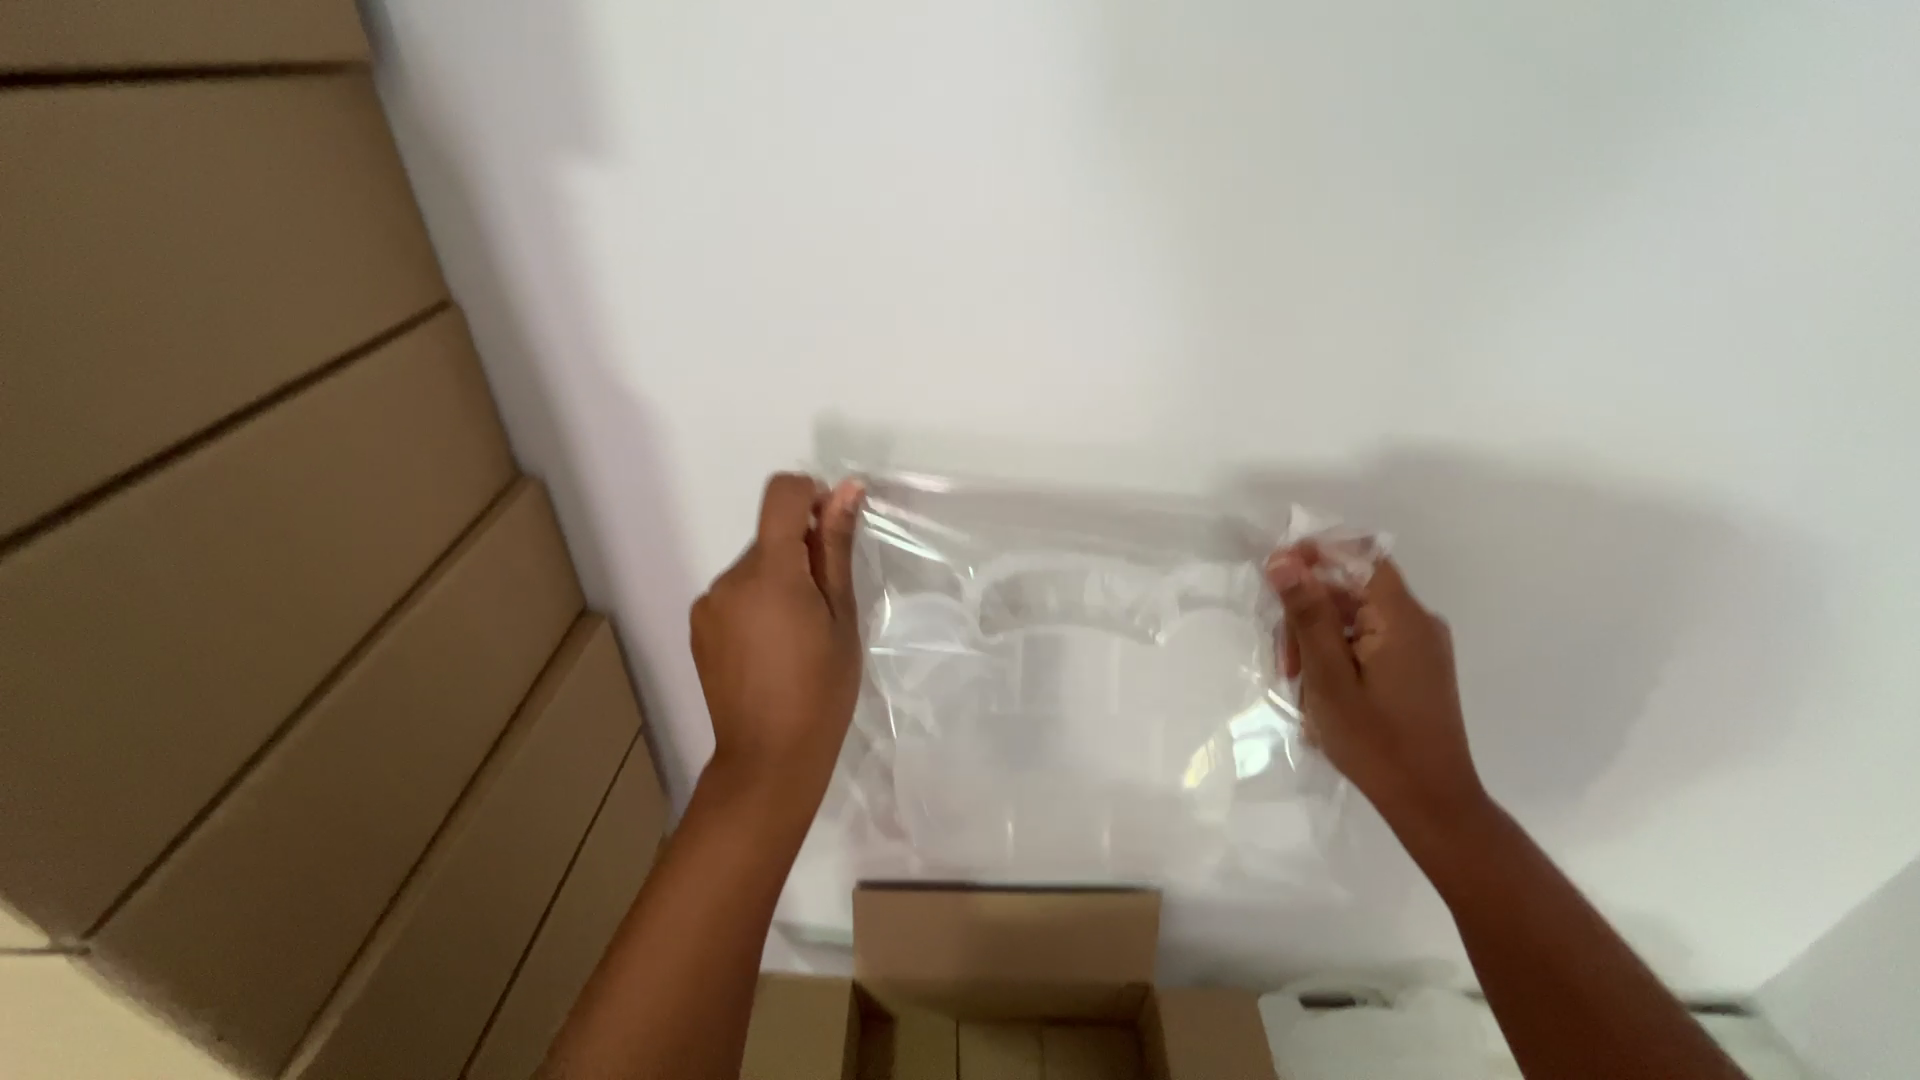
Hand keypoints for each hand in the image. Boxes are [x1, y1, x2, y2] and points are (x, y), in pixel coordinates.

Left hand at [691, 473, 865, 796]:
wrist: (770, 756)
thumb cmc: (823, 688)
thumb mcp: (841, 615)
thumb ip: (836, 547)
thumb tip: (845, 488)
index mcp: (770, 570)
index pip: (782, 493)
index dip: (810, 496)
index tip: (831, 532)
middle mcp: (729, 578)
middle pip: (770, 537)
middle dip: (800, 555)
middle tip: (825, 609)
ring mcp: (708, 604)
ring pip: (753, 569)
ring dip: (777, 583)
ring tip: (797, 637)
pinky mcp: (698, 627)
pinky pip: (734, 596)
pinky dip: (756, 606)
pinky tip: (771, 651)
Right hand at [1267, 545, 1487, 824]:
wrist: (1431, 801)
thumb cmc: (1374, 740)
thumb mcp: (1327, 676)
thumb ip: (1307, 614)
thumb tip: (1283, 560)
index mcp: (1401, 616)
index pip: (1358, 555)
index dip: (1314, 554)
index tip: (1274, 576)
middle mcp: (1418, 622)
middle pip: (1352, 588)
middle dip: (1308, 611)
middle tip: (1284, 662)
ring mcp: (1421, 647)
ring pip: (1356, 617)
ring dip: (1319, 638)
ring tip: (1300, 684)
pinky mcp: (1418, 669)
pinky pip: (1369, 640)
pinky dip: (1338, 654)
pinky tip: (1322, 691)